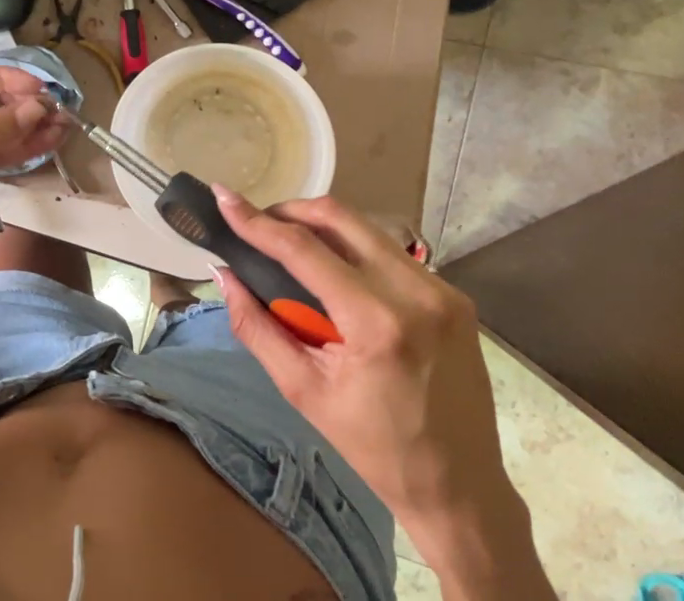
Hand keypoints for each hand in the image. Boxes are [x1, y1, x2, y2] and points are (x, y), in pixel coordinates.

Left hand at [0, 66, 63, 268]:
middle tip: (56, 107)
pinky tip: (51, 139)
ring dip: (30, 125)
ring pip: (0, 127)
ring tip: (64, 122)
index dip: (5, 79)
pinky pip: (2, 151)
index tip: (39, 87)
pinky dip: (25, 146)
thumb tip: (36, 107)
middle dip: (21, 102)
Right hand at [207, 190, 515, 530]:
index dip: (257, 221)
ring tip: (287, 249)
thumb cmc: (374, 446)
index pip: (304, 250)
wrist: (460, 485)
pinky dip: (352, 251)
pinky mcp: (455, 298)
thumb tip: (224, 274)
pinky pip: (390, 253)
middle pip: (340, 218)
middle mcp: (418, 293)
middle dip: (290, 212)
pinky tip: (332, 274)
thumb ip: (257, 327)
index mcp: (378, 323)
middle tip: (256, 224)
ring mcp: (444, 292)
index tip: (223, 197)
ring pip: (367, 229)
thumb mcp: (302, 390)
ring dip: (321, 228)